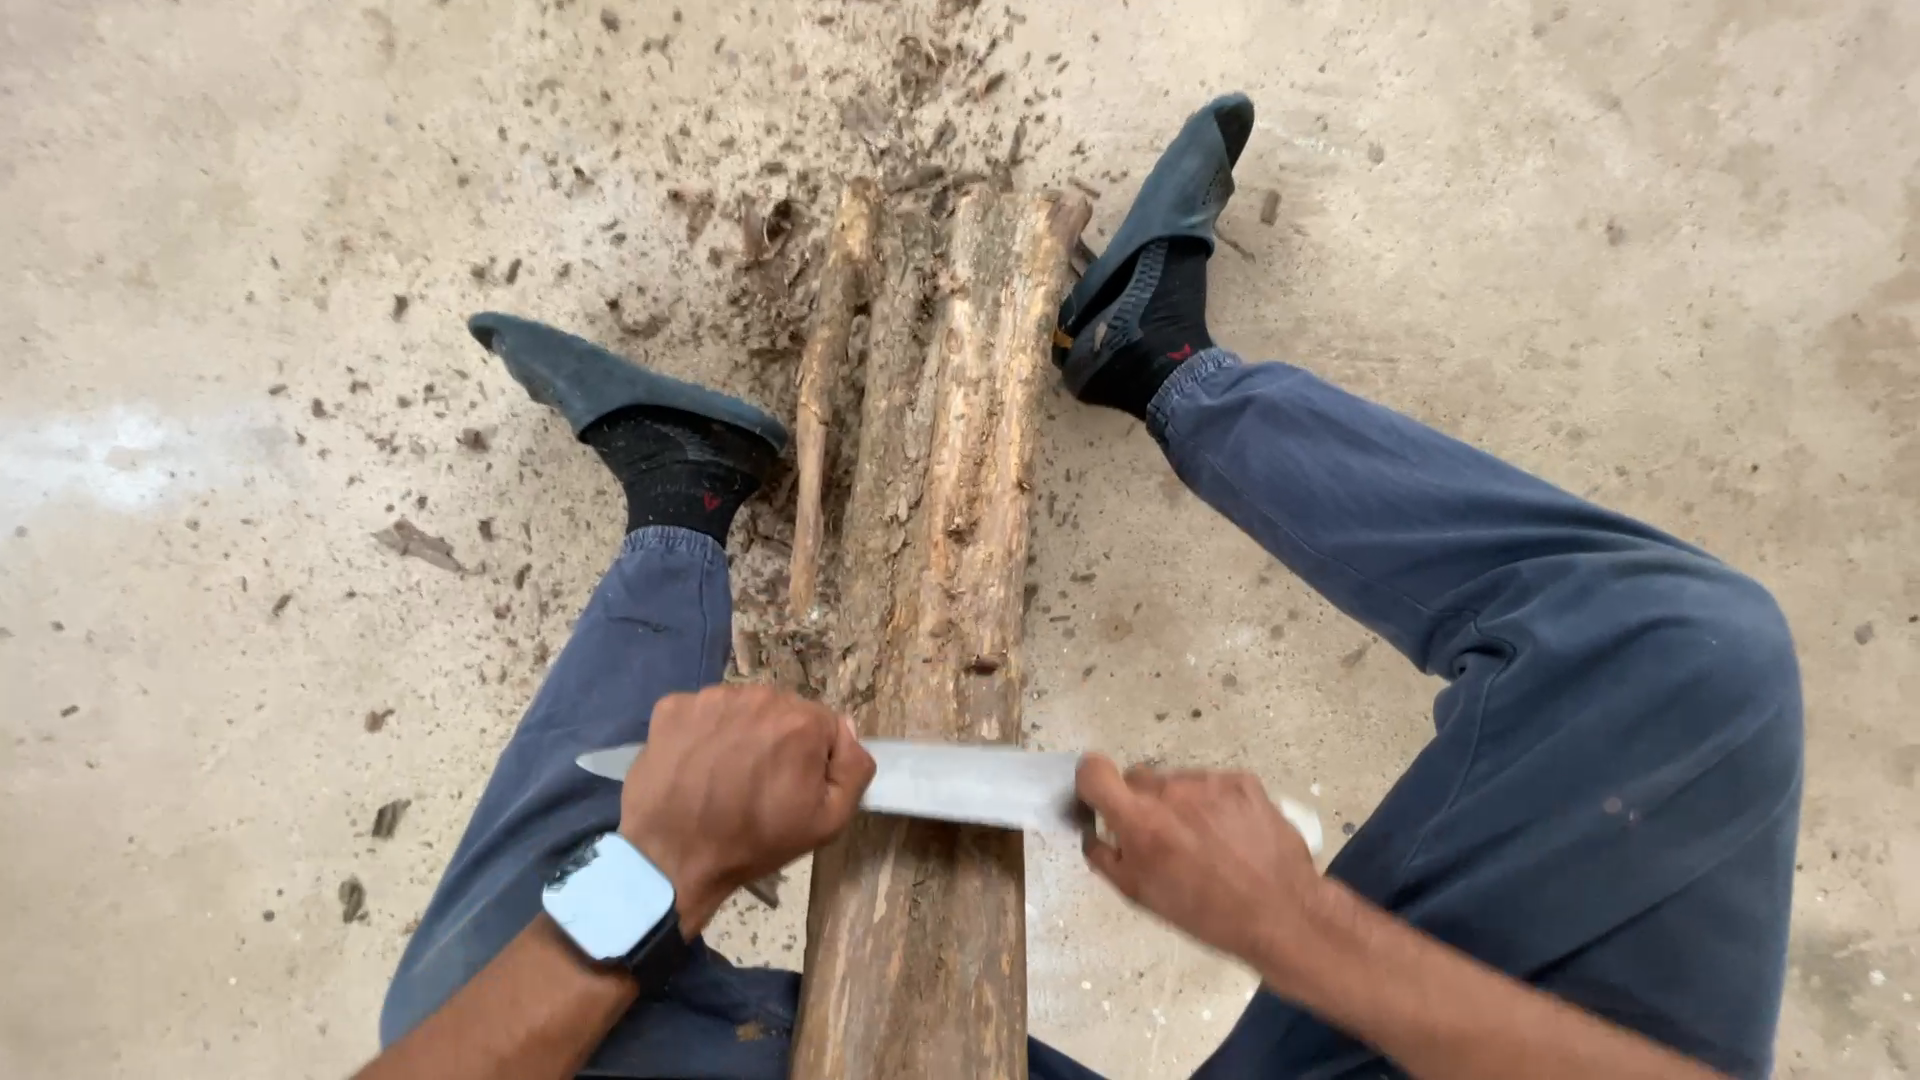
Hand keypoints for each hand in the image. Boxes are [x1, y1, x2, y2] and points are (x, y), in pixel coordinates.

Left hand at [618, 684, 875, 934]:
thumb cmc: (754, 841)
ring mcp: (712, 698)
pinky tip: (695, 763)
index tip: (791, 786)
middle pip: (781, 712)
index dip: (811, 759)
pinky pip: (702, 712)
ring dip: (740, 732)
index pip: (822, 726)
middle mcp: (760, 696)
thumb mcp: (829, 821)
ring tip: (724, 774)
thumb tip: (847, 730)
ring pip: (742, 708)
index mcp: (802, 720)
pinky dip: (701, 731)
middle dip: (776, 740)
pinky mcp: (673, 707)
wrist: (671, 859)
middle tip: (758, 783)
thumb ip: (854, 769)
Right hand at [1076, 754, 1322, 963]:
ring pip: (1176, 781)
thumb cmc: (1205, 913)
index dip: (1091, 781)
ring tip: (1207, 840)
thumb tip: (1092, 832)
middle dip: (1142, 802)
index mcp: (1139, 820)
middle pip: (1137, 778)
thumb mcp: (1141, 896)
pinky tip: (1231, 833)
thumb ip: (1104, 857)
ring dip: (1181, 802)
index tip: (1101, 798)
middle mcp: (1170, 791)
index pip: (1094, 770)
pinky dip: (1214, 802)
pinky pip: (1212, 783)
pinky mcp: (1241, 779)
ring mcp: (1208, 781)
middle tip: (1164, 836)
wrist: (1283, 915)